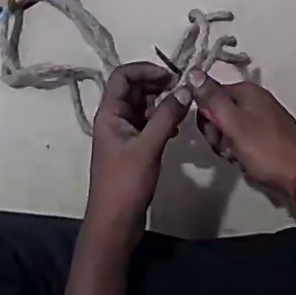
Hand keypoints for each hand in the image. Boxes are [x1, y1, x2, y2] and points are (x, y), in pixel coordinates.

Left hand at [85, 62, 187, 239]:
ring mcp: (124, 132)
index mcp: (109, 113)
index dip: (146, 69)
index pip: (122, 76)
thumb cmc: (125, 183)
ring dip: (163, 101)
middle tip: (183, 90)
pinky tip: (177, 128)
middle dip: (158, 84)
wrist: (114, 224)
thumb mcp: (148, 146)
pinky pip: (149, 122)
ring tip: (183, 108)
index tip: (171, 76)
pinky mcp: (134, 146)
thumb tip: (186, 89)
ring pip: (144, 104)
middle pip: (135, 88)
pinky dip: (163, 119)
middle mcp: (115, 118)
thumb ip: (167, 116)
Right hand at [190, 71, 295, 199]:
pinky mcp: (267, 135)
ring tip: (238, 157)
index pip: (210, 95)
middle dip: (217, 133)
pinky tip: (246, 162)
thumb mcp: (234, 122)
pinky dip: (240, 151)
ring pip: (230, 129)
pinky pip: (243, 139)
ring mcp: (262, 117)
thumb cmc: (265, 147)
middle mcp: (254, 99)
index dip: (206, 117)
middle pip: (219, 112)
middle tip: (226, 148)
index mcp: (246, 91)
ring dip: (227, 145)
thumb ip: (212, 98)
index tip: (213, 134)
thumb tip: (193, 72)